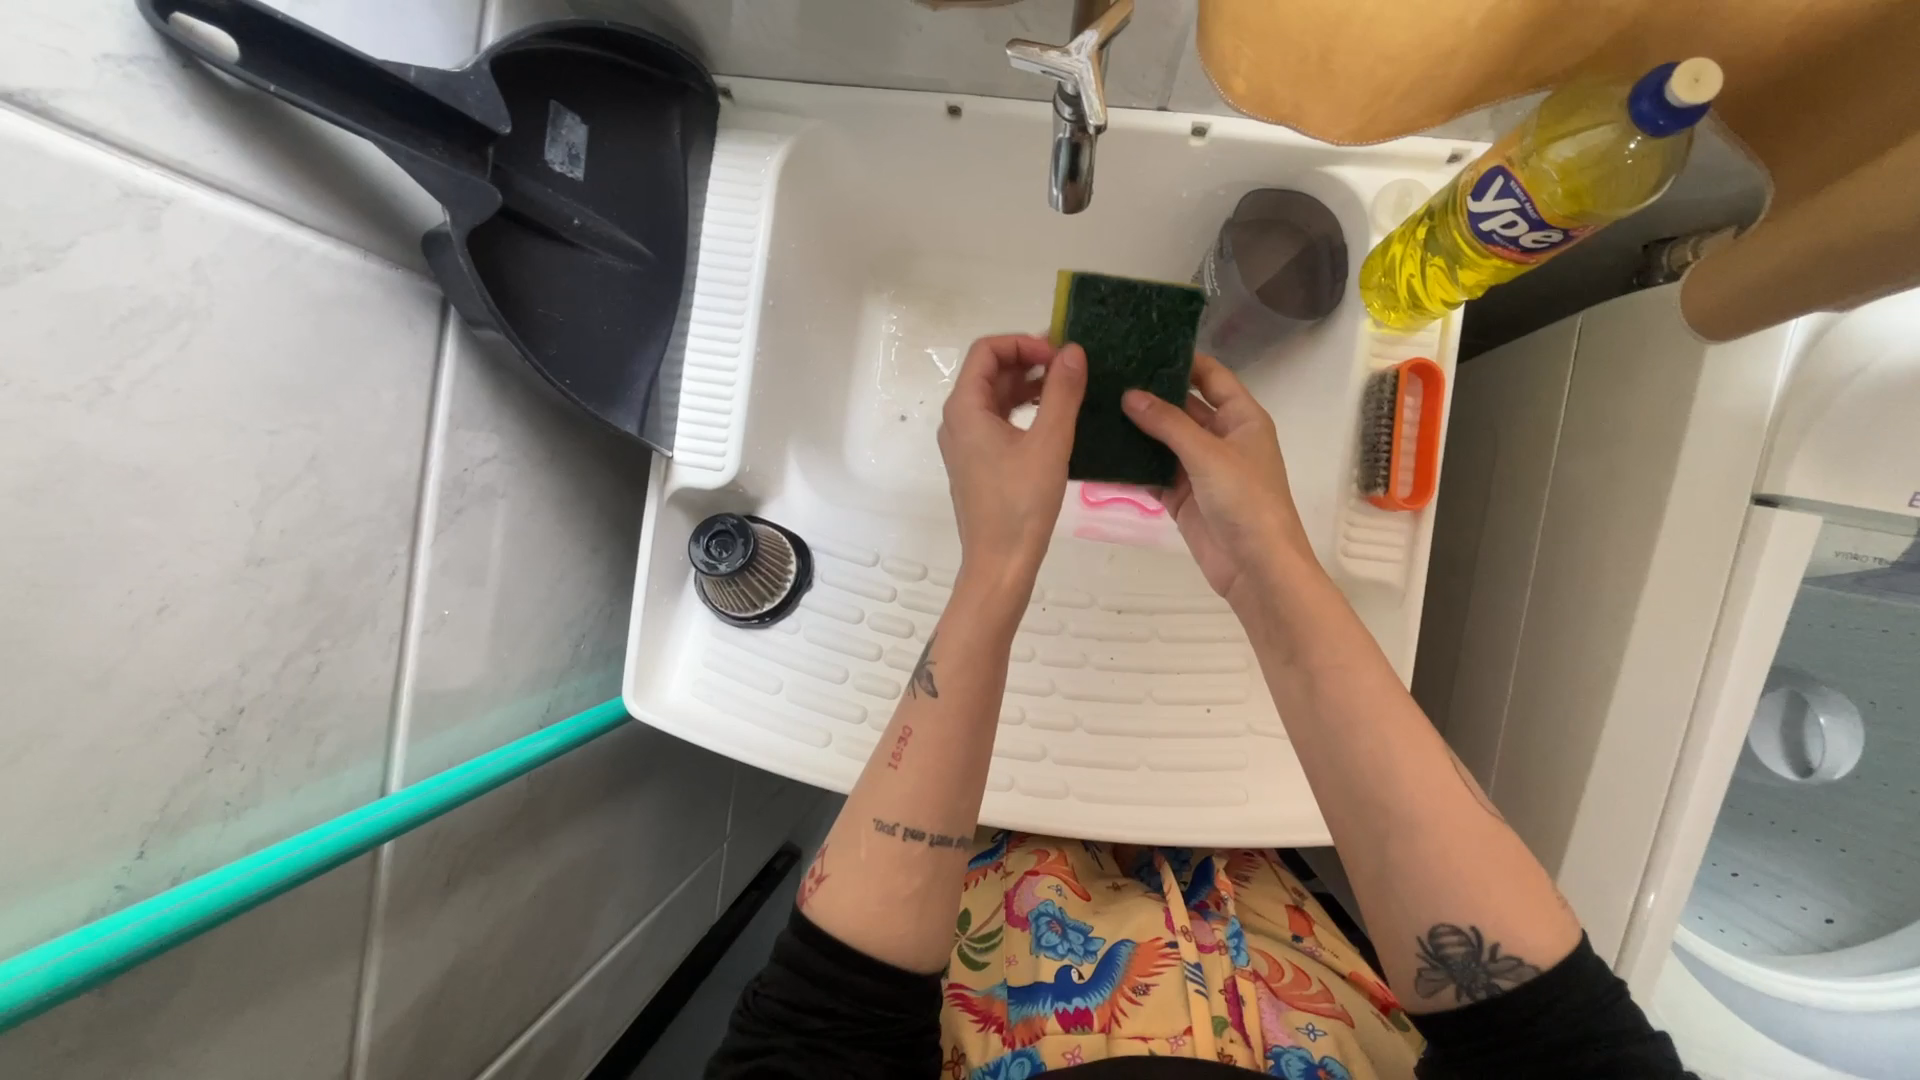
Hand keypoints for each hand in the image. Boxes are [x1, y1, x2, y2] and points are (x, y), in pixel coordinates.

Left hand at [938, 334, 1086, 587]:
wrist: (1000, 563)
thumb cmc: (1021, 504)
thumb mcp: (1049, 443)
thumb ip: (1062, 391)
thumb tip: (1072, 350)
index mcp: (965, 408)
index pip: (987, 351)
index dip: (1023, 342)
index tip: (1059, 354)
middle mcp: (958, 421)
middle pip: (989, 372)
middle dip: (1029, 360)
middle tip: (1071, 367)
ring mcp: (965, 444)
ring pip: (995, 397)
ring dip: (1028, 386)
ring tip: (1068, 389)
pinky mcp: (977, 463)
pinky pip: (998, 422)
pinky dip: (1024, 410)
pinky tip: (1054, 419)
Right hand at [1123, 354, 1315, 603]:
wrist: (1256, 567)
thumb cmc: (1246, 501)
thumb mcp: (1208, 454)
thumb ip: (1168, 423)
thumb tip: (1129, 394)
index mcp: (1241, 418)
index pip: (1211, 376)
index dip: (1182, 360)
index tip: (1142, 345)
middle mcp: (1220, 438)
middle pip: (1182, 407)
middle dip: (1149, 394)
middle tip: (1107, 375)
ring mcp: (1199, 469)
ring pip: (1162, 440)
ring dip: (1136, 429)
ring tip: (1096, 407)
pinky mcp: (1181, 496)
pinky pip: (1152, 473)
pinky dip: (1131, 466)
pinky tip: (1101, 451)